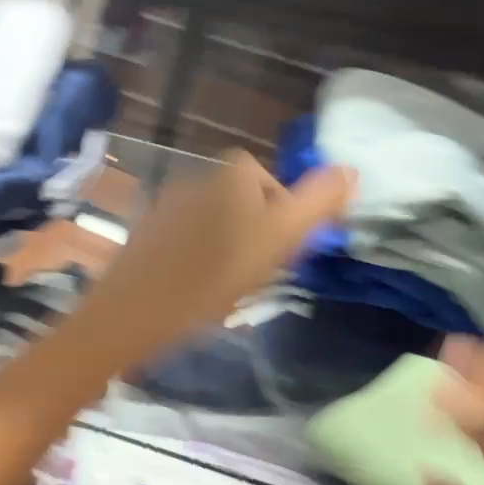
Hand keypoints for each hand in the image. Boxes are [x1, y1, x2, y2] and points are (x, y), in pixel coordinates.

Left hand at [68, 151, 350, 370]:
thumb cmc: (211, 278)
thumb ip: (316, 204)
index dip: (285, 223)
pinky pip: (186, 244)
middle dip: (257, 237)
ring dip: (227, 252)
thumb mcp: (277, 241)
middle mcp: (198, 177)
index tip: (282, 257)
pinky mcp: (145, 234)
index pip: (276, 187)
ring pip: (216, 225)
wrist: (132, 313)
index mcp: (233, 172)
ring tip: (226, 289)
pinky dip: (196, 262)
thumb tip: (351, 171)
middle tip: (257, 277)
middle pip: (245, 206)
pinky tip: (194, 293)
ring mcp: (167, 205)